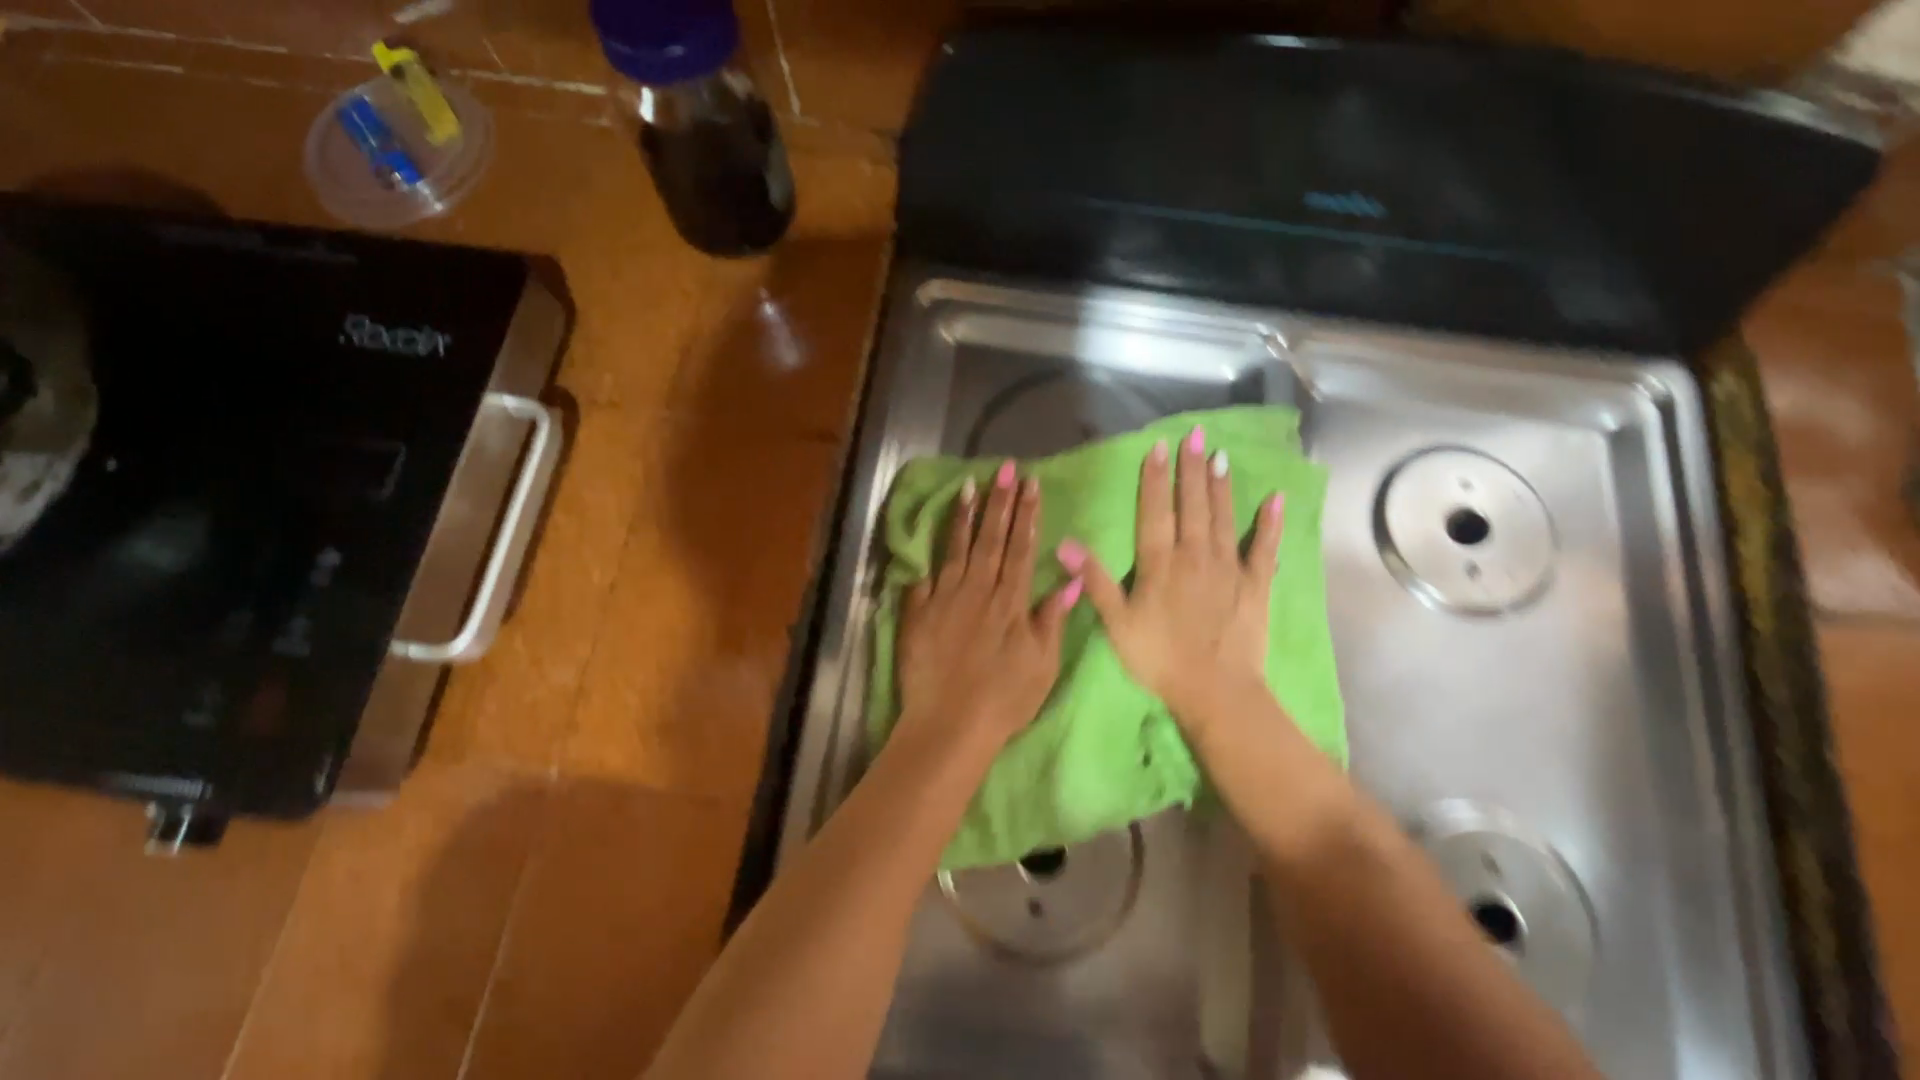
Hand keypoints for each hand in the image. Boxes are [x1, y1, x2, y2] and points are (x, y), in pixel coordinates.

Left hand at [895, 461, 1082, 747]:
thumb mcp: (1043, 663)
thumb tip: (1073, 578)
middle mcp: (978, 591)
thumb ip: (1052, 617)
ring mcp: (944, 600)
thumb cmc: (1005, 699)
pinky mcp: (917, 615)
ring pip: (955, 549)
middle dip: (998, 502)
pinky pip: (924, 580)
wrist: (950, 724)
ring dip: (963, 517)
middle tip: (1003, 468)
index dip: (1026, 514)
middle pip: (990, 539)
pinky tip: (931, 540)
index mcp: (1010, 601)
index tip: (1029, 483)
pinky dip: (929, 559)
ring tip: (967, 486)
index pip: (1021, 547)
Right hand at [1056, 426, 1283, 735]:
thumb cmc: (1159, 659)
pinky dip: (1270, 524)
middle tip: (1196, 435)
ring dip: (1221, 486)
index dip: (1156, 478)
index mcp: (1160, 563)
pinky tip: (1275, 499)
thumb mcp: (1117, 623)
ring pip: (1223, 518)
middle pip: (1193, 505)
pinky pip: (1264, 548)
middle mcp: (1195, 555)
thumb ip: (1095, 581)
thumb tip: (1065, 543)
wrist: (1215, 690)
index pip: (1156, 511)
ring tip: (1220, 456)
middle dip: (1192, 469)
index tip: (1160, 447)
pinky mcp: (1255, 585)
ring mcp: (1229, 568)